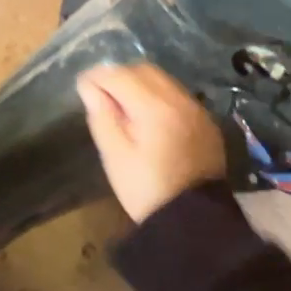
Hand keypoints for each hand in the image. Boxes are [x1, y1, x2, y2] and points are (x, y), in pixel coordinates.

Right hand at [75, 63, 226, 221]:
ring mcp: (197, 110)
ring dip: (140, 85)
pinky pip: (178, 96)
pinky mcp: (206, 122)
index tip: (83, 88)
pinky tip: (150, 118)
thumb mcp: (114, 156)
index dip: (97, 78)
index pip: (120, 76)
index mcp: (154, 108)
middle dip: (120, 77)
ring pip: (163, 80)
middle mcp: (179, 100)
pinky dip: (159, 97)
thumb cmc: (146, 189)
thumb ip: (102, 116)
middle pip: (144, 71)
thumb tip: (90, 88)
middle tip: (103, 97)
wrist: (194, 220)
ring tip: (125, 108)